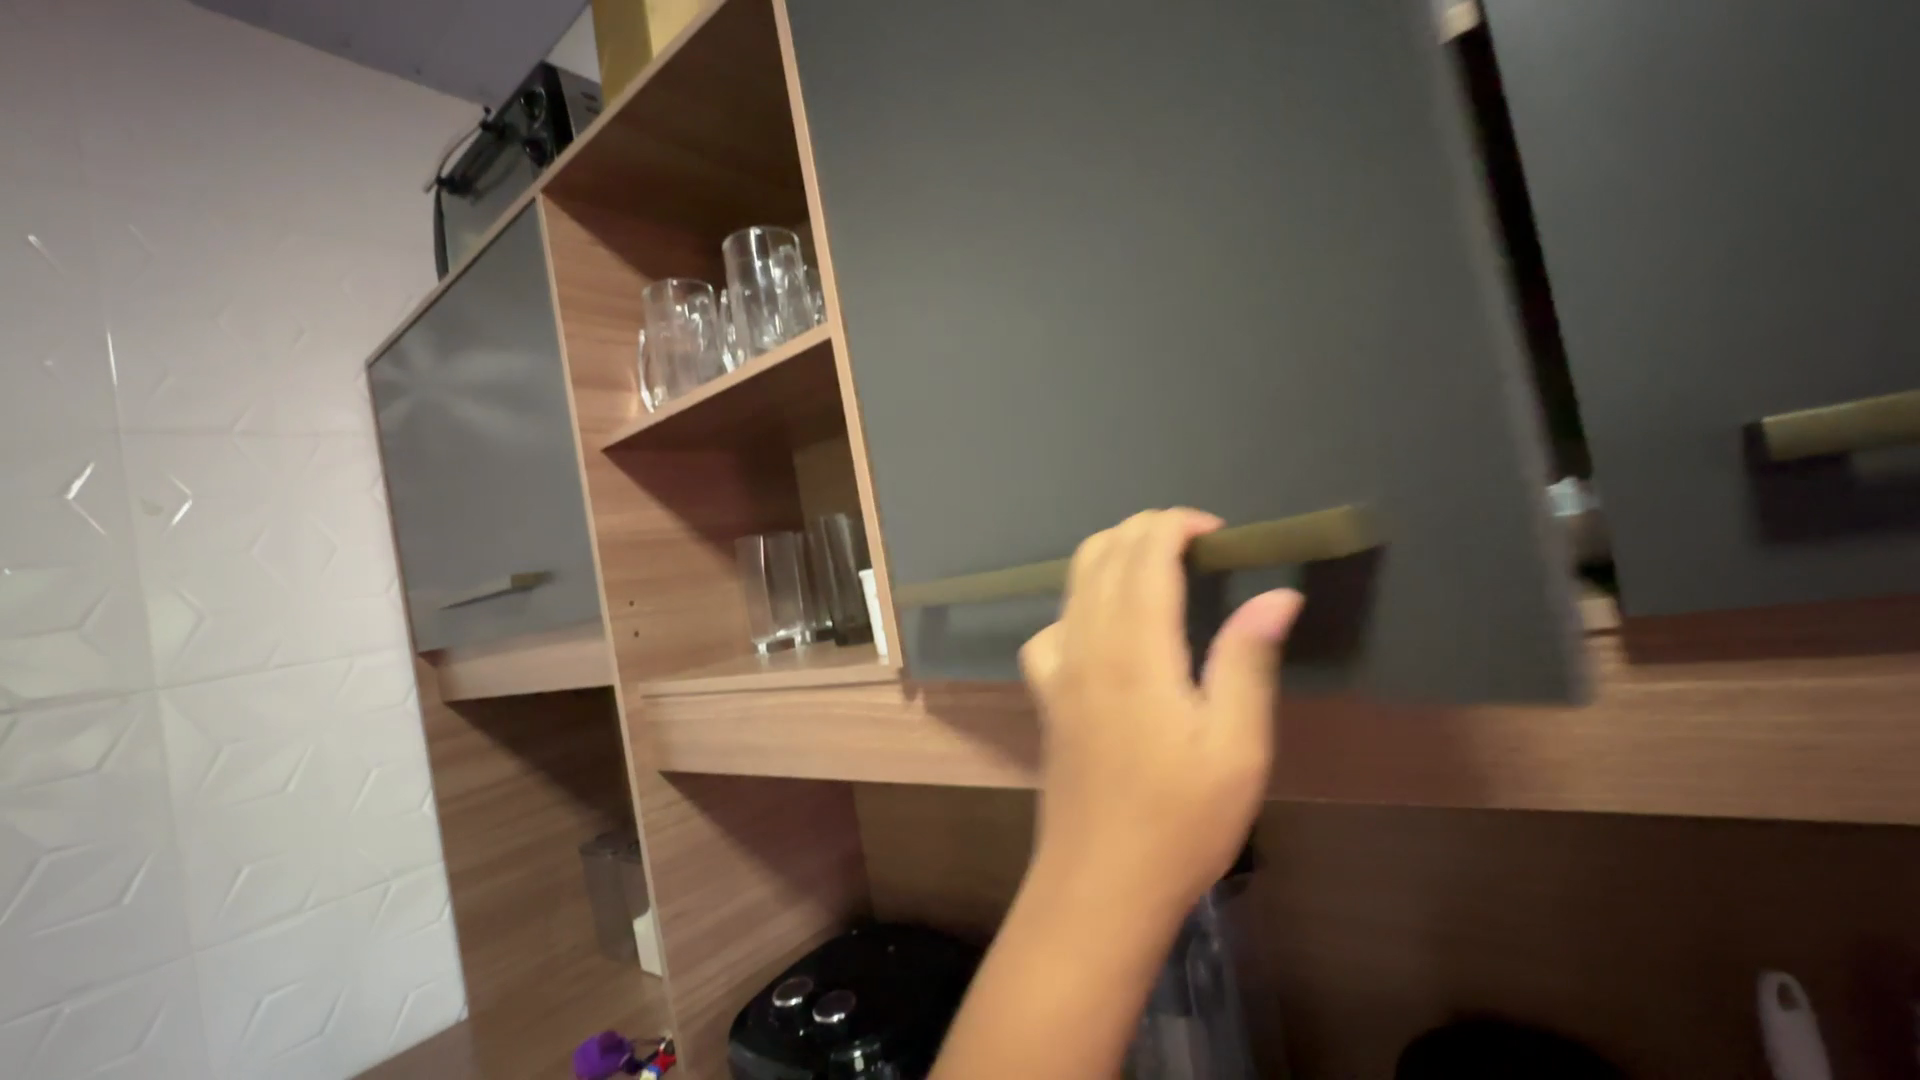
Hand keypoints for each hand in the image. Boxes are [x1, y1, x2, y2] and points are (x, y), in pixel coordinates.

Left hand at [1018, 509, 1302, 918]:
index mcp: (1135, 650)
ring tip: (1158, 571)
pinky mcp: (1045, 697)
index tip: (1216, 532)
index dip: (1175, 526)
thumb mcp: (1237, 747)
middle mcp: (1086, 646)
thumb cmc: (1181, 821)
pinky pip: (1051, 628)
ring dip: (1112, 557)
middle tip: (1195, 545)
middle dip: (1144, 530)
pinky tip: (1105, 631)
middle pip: (1101, 555)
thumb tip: (1278, 593)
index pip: (1143, 555)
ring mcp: (1057, 670)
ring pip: (1072, 583)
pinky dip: (1079, 605)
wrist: (1101, 883)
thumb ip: (1248, 661)